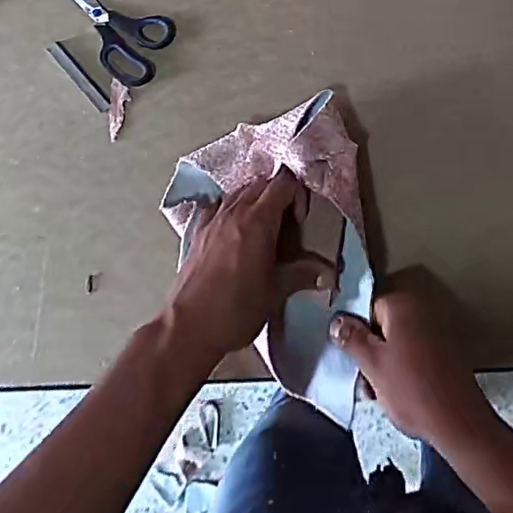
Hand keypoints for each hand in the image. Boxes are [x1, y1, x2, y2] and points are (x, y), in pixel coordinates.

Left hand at [166, 168, 330, 360]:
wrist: (187, 329)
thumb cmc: (236, 309)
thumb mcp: (276, 292)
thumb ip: (302, 274)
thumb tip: (325, 274)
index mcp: (259, 220)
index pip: (284, 183)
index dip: (298, 195)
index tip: (301, 220)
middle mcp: (235, 212)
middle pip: (262, 183)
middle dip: (279, 194)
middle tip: (288, 221)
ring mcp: (213, 220)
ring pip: (240, 191)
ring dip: (256, 198)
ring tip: (265, 223)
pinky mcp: (197, 233)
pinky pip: (218, 206)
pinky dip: (231, 207)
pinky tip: (235, 226)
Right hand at [332, 282, 495, 445]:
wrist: (455, 418)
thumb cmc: (412, 389)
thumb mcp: (372, 364)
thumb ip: (352, 339)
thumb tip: (338, 321)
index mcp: (403, 305)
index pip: (367, 307)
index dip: (355, 332)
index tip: (349, 355)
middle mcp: (422, 309)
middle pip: (382, 325)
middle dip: (369, 351)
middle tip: (363, 379)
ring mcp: (435, 329)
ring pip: (396, 341)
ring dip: (383, 364)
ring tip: (379, 392)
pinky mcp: (443, 349)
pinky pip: (413, 351)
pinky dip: (402, 367)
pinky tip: (396, 392)